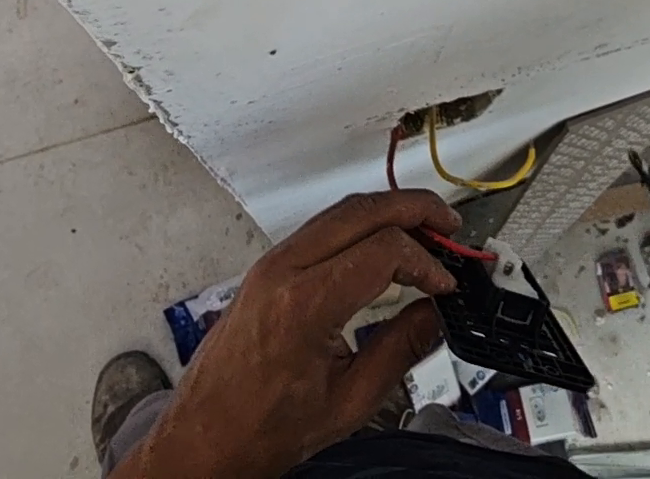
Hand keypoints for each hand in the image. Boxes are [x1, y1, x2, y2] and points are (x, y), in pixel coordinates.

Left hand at [116, 191, 462, 478]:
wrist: (200, 441)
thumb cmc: (258, 431)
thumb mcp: (346, 402)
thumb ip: (400, 350)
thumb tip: (437, 315)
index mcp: (303, 307)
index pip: (382, 250)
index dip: (425, 261)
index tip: (444, 283)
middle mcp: (283, 270)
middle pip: (363, 209)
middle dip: (415, 208)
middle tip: (449, 226)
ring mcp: (272, 262)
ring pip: (343, 208)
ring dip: (390, 210)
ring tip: (426, 229)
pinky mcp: (269, 264)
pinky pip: (325, 224)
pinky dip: (364, 222)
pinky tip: (385, 240)